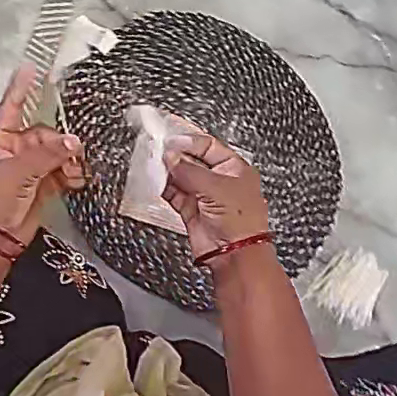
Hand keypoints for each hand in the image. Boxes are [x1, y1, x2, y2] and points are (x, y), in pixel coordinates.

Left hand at [0, 67, 87, 247]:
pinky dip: (72, 174)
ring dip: (69, 160)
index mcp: (0, 140)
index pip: (11, 107)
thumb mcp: (17, 172)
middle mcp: (16, 150)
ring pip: (58, 152)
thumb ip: (47, 154)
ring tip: (73, 172)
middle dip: (60, 142)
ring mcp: (31, 167)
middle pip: (45, 133)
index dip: (20, 89)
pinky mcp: (44, 184)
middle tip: (72, 153)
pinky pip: (64, 170)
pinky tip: (76, 180)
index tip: (30, 68)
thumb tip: (74, 142)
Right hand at [161, 133, 270, 263]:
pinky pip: (175, 194)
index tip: (172, 141)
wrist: (235, 254)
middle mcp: (220, 180)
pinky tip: (157, 182)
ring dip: (168, 172)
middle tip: (160, 153)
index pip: (209, 146)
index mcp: (234, 168)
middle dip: (176, 157)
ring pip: (182, 177)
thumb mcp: (216, 187)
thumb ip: (190, 170)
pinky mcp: (193, 210)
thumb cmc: (241, 221)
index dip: (190, 142)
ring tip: (155, 166)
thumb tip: (172, 157)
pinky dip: (165, 188)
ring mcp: (205, 196)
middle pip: (193, 161)